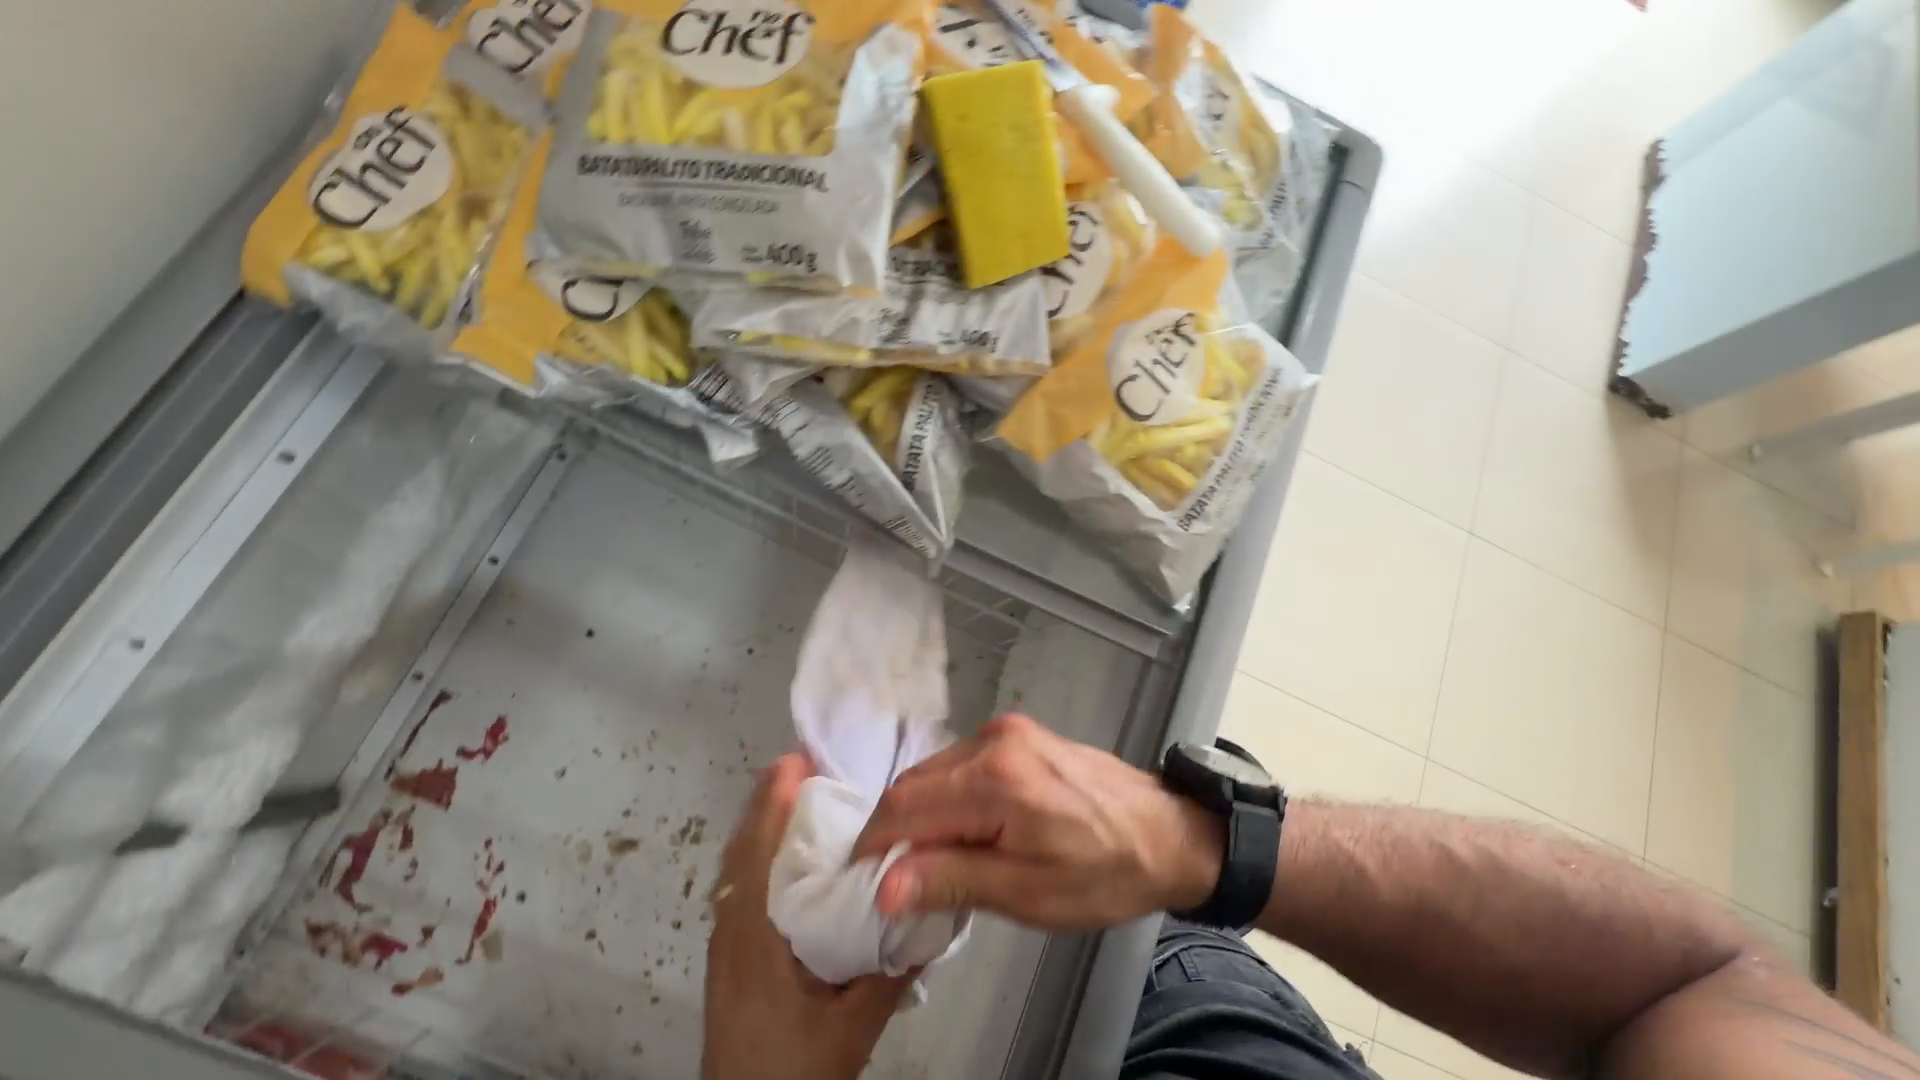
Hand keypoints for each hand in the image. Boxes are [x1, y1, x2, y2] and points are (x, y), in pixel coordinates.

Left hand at [705, 753, 909, 1079]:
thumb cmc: (792, 1071)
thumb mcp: (852, 1027)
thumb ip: (890, 972)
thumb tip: (930, 921)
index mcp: (755, 938)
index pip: (757, 853)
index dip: (773, 803)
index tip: (796, 760)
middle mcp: (730, 930)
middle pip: (741, 850)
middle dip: (769, 802)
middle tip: (808, 766)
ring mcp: (723, 945)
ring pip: (737, 868)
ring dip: (764, 826)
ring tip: (801, 798)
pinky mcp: (727, 958)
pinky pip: (739, 888)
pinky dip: (760, 856)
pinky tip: (790, 859)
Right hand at [851, 714, 1224, 929]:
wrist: (1169, 834)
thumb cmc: (1104, 874)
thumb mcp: (1027, 893)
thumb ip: (952, 880)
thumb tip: (885, 886)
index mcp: (993, 779)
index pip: (903, 805)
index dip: (874, 843)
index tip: (862, 880)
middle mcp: (993, 740)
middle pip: (914, 783)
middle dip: (896, 830)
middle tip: (897, 878)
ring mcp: (1007, 730)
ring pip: (934, 771)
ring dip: (922, 814)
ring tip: (932, 860)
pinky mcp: (1019, 733)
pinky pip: (960, 763)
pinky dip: (948, 797)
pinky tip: (962, 829)